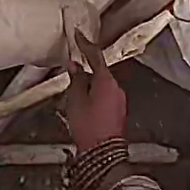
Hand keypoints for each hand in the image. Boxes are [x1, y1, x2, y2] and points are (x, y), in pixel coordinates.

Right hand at [61, 35, 125, 150]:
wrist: (102, 154)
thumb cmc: (88, 126)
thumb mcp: (75, 100)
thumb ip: (75, 79)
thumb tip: (74, 66)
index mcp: (106, 81)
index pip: (95, 56)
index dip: (85, 44)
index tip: (78, 35)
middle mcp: (116, 88)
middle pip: (99, 71)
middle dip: (85, 70)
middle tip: (71, 70)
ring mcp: (119, 100)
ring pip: (101, 84)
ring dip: (89, 84)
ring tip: (74, 93)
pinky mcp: (118, 111)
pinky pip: (105, 95)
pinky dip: (94, 94)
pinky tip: (83, 104)